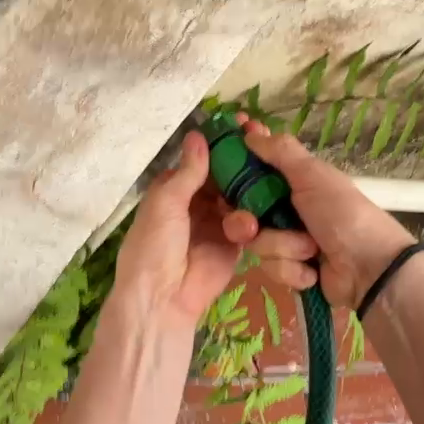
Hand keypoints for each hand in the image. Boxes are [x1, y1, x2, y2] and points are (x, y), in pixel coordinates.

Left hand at [109, 132, 320, 333]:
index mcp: (173, 189)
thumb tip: (199, 135)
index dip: (220, 145)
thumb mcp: (166, 202)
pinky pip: (249, 223)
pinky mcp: (235, 244)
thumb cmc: (154, 244)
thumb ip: (188, 172)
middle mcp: (196, 203)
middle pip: (224, 177)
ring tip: (269, 174)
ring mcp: (217, 223)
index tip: (244, 125)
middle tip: (265, 144)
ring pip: (239, 197)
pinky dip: (255, 216)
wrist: (163, 297)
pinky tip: (264, 206)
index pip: (201, 160)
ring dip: (250, 188)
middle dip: (241, 164)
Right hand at [227, 119, 415, 309]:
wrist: (371, 269)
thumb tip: (251, 131)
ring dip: (283, 247)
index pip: (253, 168)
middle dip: (247, 222)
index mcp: (293, 181)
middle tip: (253, 225)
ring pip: (256, 243)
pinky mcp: (291, 270)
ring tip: (309, 250)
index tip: (220, 163)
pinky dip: (293, 269)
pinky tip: (312, 270)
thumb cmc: (343, 214)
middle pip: (242, 211)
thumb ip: (281, 152)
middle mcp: (285, 209)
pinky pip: (272, 268)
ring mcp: (287, 241)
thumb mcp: (313, 176)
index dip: (236, 165)